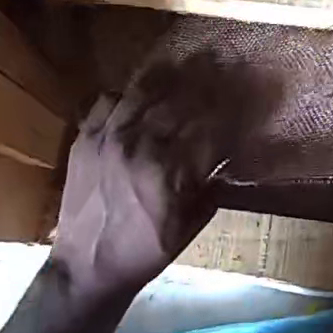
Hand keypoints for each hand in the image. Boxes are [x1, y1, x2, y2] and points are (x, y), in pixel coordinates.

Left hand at [50, 56, 263, 302]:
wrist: (87, 267)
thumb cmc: (146, 250)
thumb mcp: (191, 225)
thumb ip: (211, 187)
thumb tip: (227, 158)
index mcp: (171, 172)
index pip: (210, 127)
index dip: (232, 108)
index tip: (247, 94)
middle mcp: (140, 146)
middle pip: (180, 102)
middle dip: (206, 84)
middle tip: (222, 67)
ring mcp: (108, 138)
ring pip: (143, 93)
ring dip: (168, 79)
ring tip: (184, 66)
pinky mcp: (85, 138)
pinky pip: (107, 100)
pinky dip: (126, 93)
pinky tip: (138, 95)